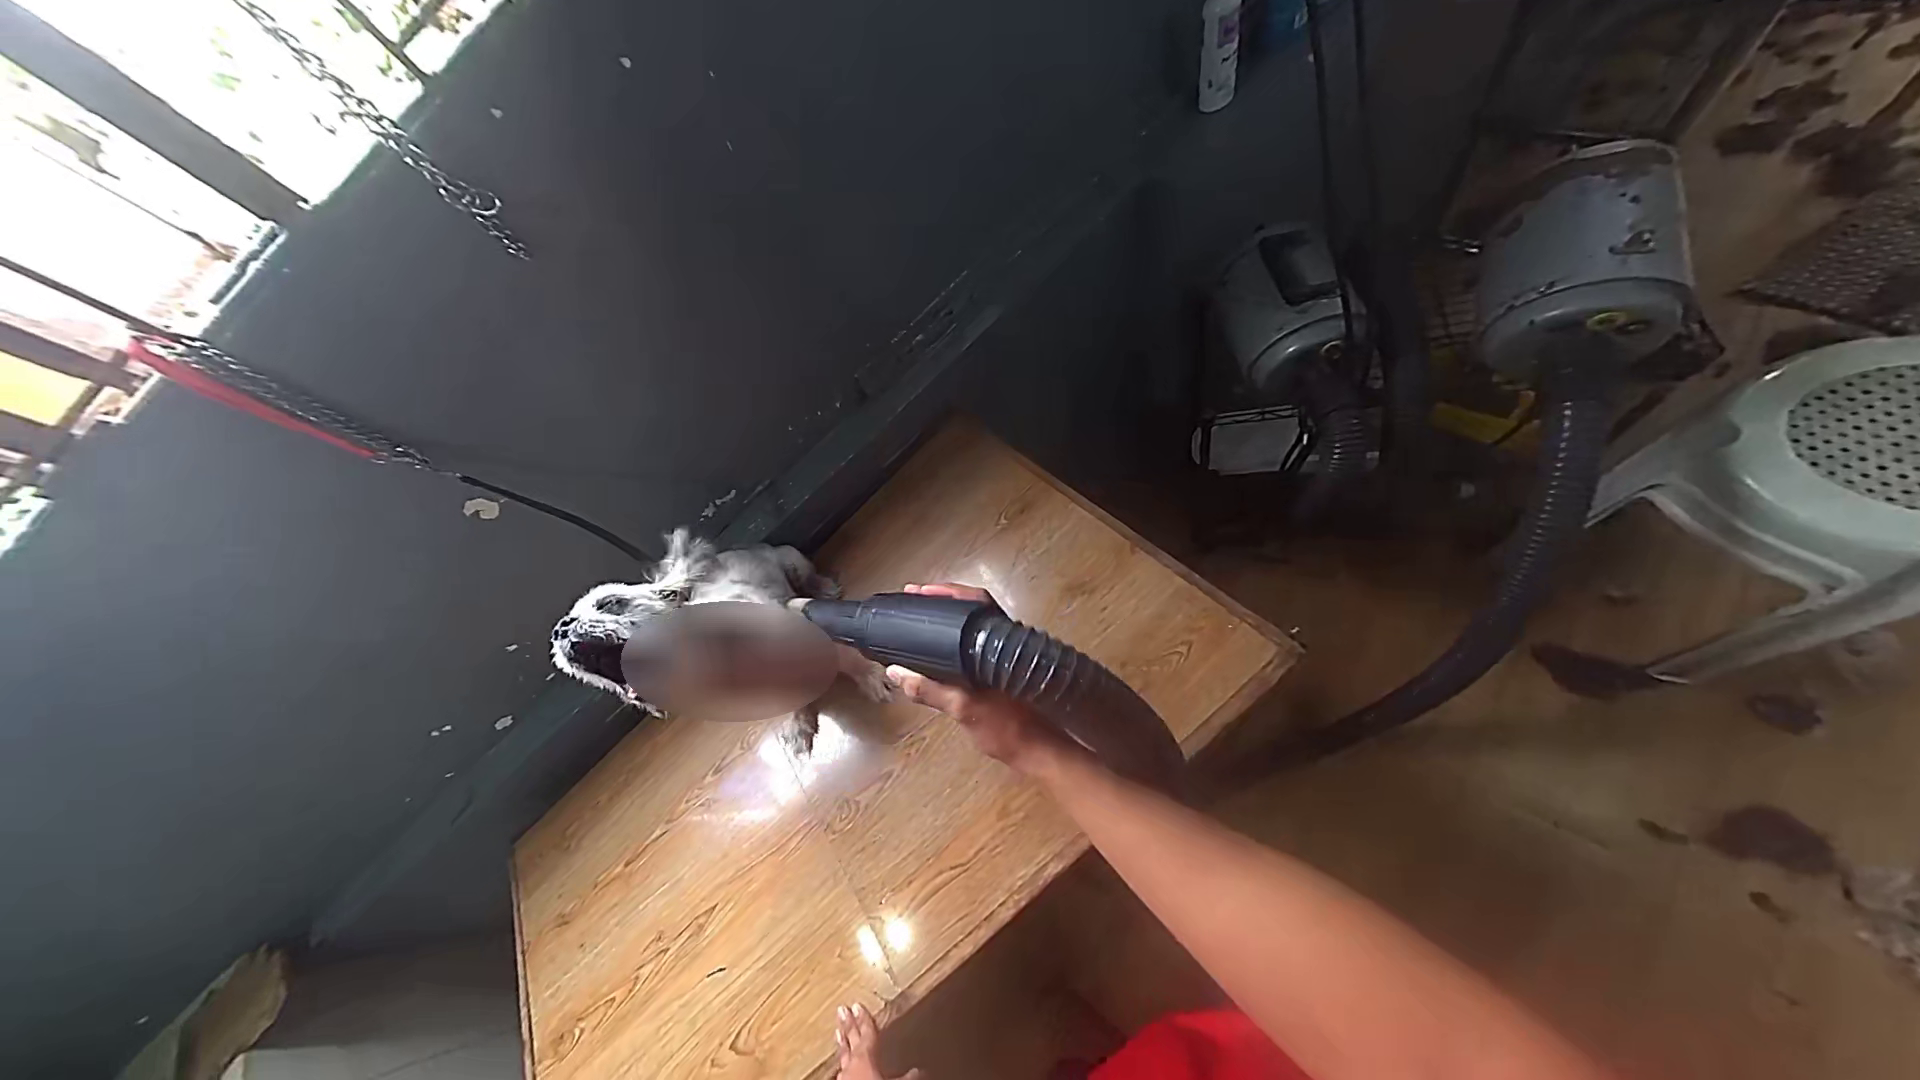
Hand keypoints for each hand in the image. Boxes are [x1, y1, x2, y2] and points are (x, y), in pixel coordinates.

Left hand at [833, 1002, 919, 1079]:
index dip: (864, 1019)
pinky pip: (840, 1072)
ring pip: (842, 1056)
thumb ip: (906, 1077)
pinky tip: (840, 1068)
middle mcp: (852, 1065)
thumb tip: (918, 1071)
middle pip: (850, 1040)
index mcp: (866, 1058)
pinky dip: (841, 1064)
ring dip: (842, 1043)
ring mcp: (843, 1079)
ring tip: (837, 1032)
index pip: (866, 1033)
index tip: (857, 1004)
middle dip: (848, 1025)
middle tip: (841, 1009)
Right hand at [884, 583, 1078, 776]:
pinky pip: (974, 643)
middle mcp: (1003, 642)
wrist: (1038, 752)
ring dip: (947, 620)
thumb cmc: (1005, 728)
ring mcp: (1003, 657)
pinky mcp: (1001, 671)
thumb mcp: (962, 709)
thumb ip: (929, 690)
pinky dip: (954, 639)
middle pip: (972, 610)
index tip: (920, 591)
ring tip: (919, 618)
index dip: (947, 592)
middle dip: (942, 602)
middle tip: (913, 599)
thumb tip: (896, 672)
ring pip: (973, 626)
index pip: (975, 602)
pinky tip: (937, 648)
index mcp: (996, 643)